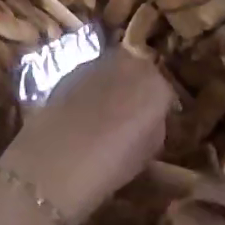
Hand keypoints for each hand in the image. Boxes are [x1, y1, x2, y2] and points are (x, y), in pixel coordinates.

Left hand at [0, 48, 172, 221]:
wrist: (61, 155)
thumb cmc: (115, 160)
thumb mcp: (150, 148)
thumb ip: (154, 124)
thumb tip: (147, 118)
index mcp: (155, 82)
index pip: (164, 90)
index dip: (157, 108)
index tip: (152, 123)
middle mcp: (127, 63)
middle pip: (137, 71)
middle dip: (134, 89)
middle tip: (129, 115)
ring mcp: (96, 64)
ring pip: (111, 72)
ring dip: (111, 87)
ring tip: (103, 115)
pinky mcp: (69, 71)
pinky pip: (88, 79)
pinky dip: (89, 91)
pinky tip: (81, 113)